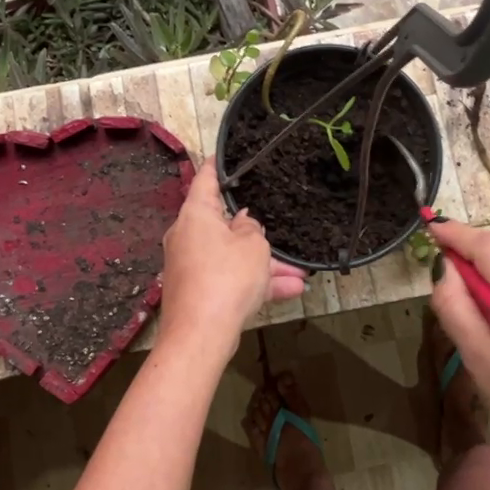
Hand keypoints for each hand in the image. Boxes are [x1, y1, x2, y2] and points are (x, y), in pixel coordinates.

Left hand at [160, 163, 306, 349]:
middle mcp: (189, 236)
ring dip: (265, 265)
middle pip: (225, 225)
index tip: (222, 154)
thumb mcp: (252, 246)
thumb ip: (252, 229)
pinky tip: (291, 291)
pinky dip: (256, 283)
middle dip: (257, 233)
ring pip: (233, 257)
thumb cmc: (226, 278)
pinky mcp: (199, 292)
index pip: (205, 180)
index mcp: (196, 214)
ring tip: (300, 274)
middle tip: (279, 226)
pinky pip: (231, 279)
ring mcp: (192, 266)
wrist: (200, 335)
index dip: (216, 166)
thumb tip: (244, 224)